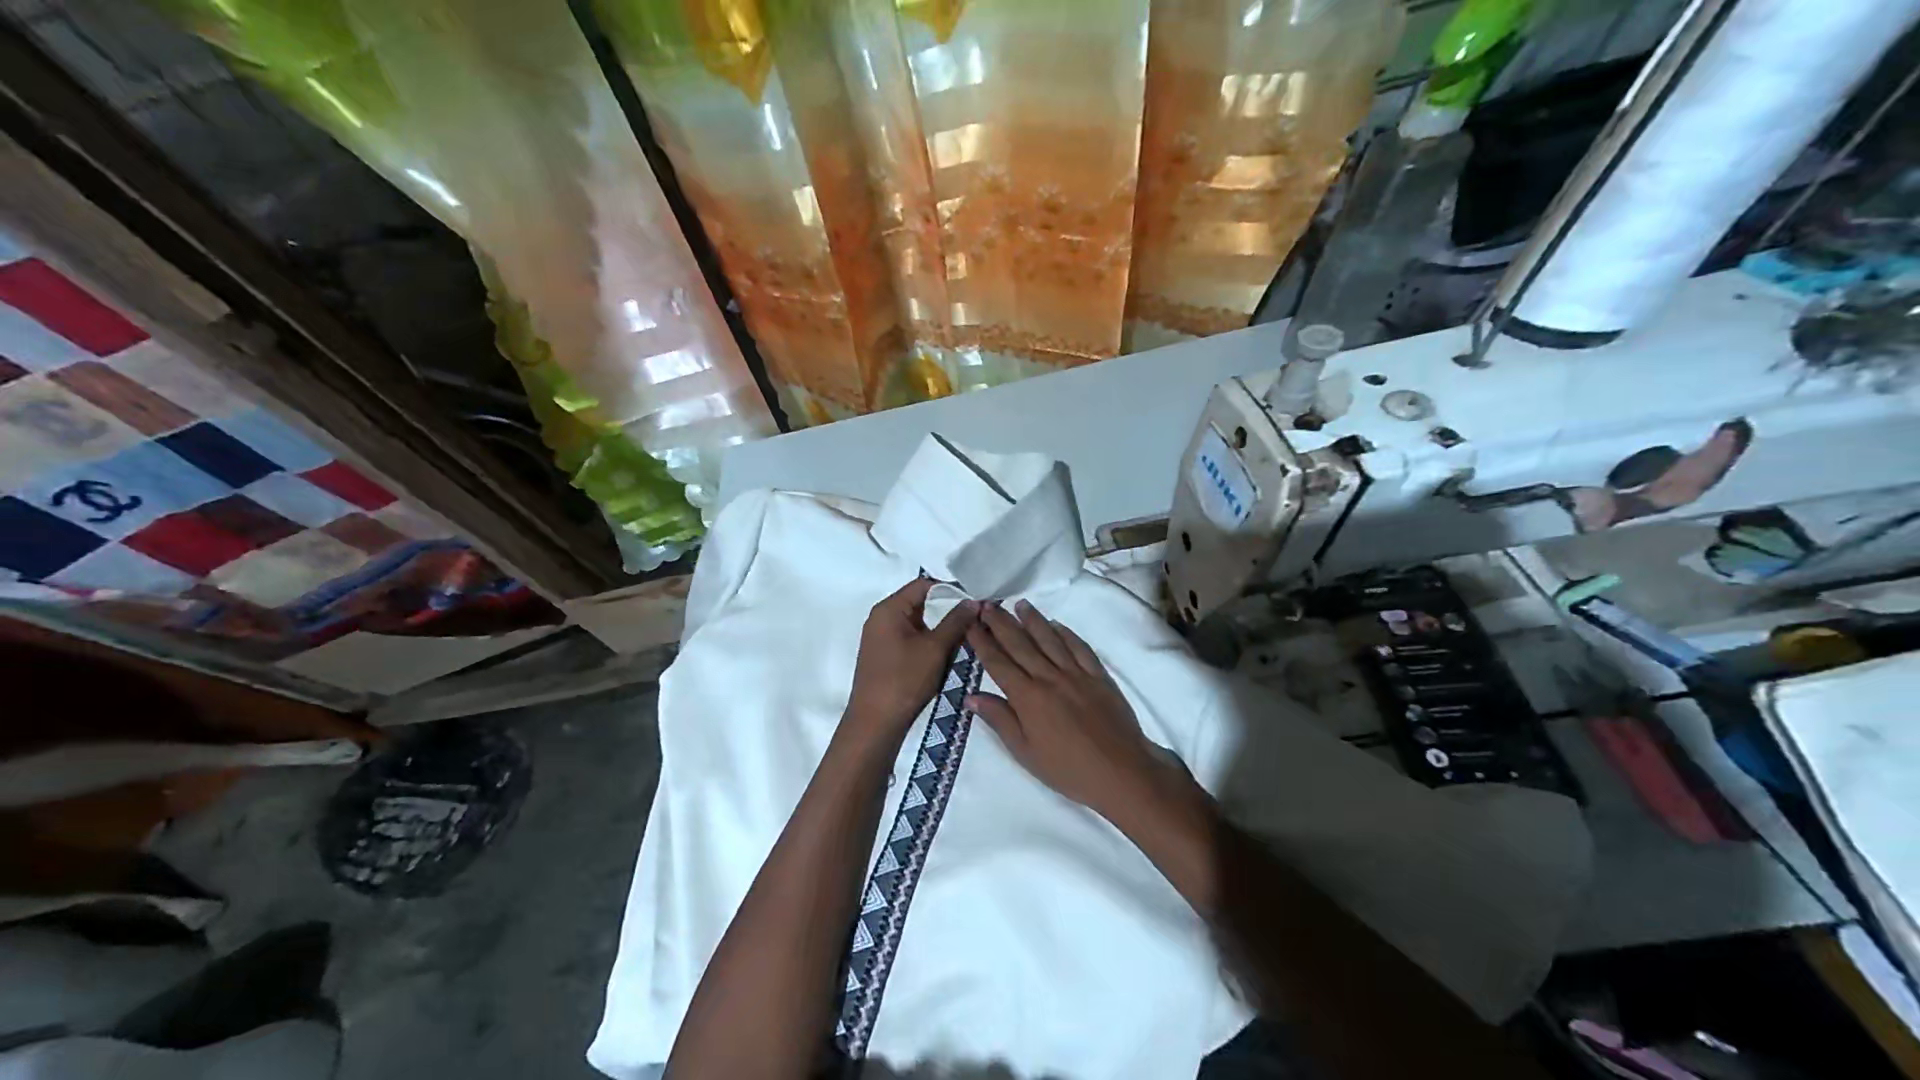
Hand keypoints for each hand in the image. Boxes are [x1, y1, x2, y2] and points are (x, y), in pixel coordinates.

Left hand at [844, 578, 978, 740]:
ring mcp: (880, 637)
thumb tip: (974, 601)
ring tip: (965, 637)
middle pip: (919, 602)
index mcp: (888, 609)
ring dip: (939, 629)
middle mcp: (880, 617)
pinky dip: (928, 642)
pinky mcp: (884, 654)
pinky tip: (946, 654)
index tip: (975, 599)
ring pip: (917, 623)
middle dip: (947, 610)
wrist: (875, 722)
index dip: (950, 588)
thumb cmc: (904, 680)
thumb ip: (956, 621)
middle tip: (975, 619)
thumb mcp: (935, 648)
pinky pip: (910, 638)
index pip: (923, 585)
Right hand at [966, 601, 1162, 816]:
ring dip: (1033, 620)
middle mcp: (1049, 677)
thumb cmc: (1067, 769)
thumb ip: (1000, 720)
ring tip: (1020, 604)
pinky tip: (1057, 624)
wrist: (1120, 771)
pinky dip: (1066, 634)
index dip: (982, 642)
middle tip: (987, 605)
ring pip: (1049, 639)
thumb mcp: (1025, 752)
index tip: (970, 624)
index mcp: (1027, 697)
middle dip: (1001, 623)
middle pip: (1021, 644)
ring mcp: (1076, 674)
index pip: (998, 663)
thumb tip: (972, 696)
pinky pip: (1079, 648)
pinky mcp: (1098, 676)